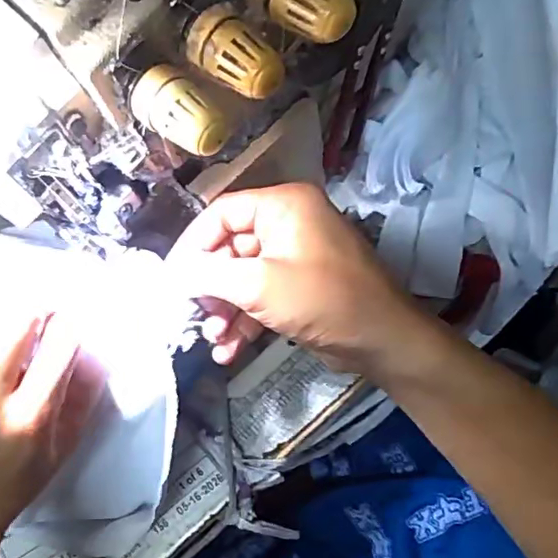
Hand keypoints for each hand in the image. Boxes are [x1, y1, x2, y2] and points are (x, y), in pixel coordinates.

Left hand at [0, 311, 105, 557]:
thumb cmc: (4, 489)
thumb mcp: (56, 454)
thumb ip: (79, 400)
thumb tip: (92, 350)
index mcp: (26, 420)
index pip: (58, 346)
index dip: (67, 326)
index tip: (66, 322)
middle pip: (17, 321)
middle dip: (34, 313)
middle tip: (38, 316)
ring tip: (4, 332)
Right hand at [169, 182, 428, 371]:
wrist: (384, 342)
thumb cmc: (322, 300)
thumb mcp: (257, 285)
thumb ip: (208, 275)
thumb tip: (173, 275)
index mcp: (283, 207)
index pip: (221, 214)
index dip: (192, 244)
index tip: (173, 276)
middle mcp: (287, 225)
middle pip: (228, 249)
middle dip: (210, 288)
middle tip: (194, 313)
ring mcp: (293, 258)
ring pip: (240, 278)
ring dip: (223, 311)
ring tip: (212, 339)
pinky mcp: (297, 288)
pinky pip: (258, 297)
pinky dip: (242, 321)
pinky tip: (227, 350)